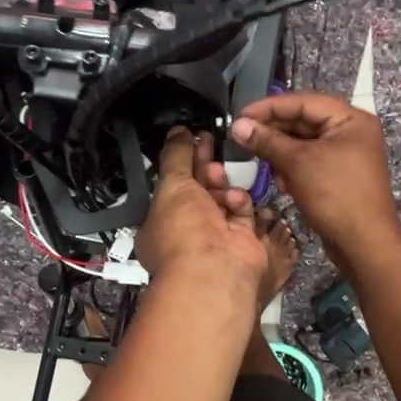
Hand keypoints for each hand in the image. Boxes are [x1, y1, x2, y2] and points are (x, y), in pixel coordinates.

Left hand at [136, 128, 267, 290]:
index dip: (181, 161)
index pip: (171, 187)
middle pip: (197, 191)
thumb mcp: (172, 185)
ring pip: (220, 200)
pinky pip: (240, 213)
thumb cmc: (184, 228)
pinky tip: (235, 200)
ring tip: (220, 176)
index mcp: (159, 223)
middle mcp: (185, 232)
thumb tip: (177, 130)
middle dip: (203, 168)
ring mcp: (214, 238)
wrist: (217, 270)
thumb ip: (176, 155)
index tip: (192, 139)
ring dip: (221, 184)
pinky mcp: (241, 240)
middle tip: (210, 143)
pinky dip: (239, 204)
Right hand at [226, 93, 400, 264]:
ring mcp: (346, 154)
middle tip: (242, 137)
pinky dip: (291, 167)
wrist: (364, 244)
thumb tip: (237, 126)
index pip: (304, 102)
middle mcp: (351, 131)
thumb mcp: (298, 163)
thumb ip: (267, 141)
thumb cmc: (336, 195)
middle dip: (273, 131)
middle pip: (304, 121)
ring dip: (280, 151)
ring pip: (303, 143)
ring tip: (258, 160)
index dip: (269, 107)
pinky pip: (309, 161)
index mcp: (351, 119)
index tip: (240, 116)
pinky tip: (279, 181)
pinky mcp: (338, 175)